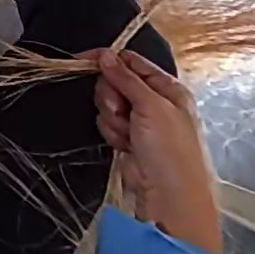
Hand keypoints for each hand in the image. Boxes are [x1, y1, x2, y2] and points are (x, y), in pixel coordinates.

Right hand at [86, 48, 223, 253]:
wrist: (169, 199)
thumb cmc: (170, 150)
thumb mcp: (151, 106)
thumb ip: (125, 78)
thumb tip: (105, 54)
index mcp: (168, 88)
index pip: (132, 62)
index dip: (109, 60)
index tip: (85, 61)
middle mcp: (155, 101)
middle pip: (116, 81)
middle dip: (111, 95)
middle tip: (120, 110)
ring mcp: (141, 121)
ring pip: (109, 103)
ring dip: (112, 118)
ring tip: (128, 134)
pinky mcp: (128, 138)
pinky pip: (109, 123)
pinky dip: (113, 133)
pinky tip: (125, 146)